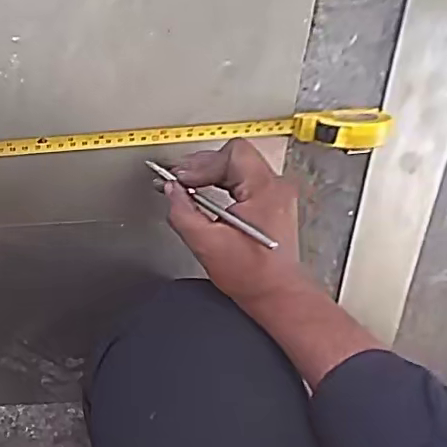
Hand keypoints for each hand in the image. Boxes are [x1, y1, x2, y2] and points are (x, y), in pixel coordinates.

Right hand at [162, 138, 313, 309]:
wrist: (274, 293)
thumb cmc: (251, 275)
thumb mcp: (206, 244)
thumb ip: (183, 213)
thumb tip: (171, 190)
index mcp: (265, 190)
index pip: (232, 154)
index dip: (200, 163)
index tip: (179, 179)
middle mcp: (275, 187)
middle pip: (234, 156)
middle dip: (201, 166)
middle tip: (176, 180)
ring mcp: (275, 194)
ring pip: (237, 166)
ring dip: (209, 173)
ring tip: (186, 186)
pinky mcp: (269, 202)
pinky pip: (241, 180)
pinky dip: (219, 183)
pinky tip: (202, 194)